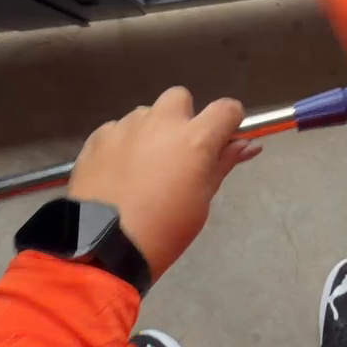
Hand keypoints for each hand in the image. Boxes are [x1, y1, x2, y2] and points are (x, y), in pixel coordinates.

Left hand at [65, 87, 261, 280]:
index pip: (226, 108)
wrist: (101, 249)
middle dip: (182, 118)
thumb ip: (223, 164)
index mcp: (195, 137)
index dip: (228, 122)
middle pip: (180, 98)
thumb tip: (248, 144)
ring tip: (140, 168)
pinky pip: (117, 130)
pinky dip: (121, 145)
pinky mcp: (98, 137)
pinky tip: (116, 173)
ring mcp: (127, 126)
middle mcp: (162, 121)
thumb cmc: (164, 230)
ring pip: (146, 115)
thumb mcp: (202, 201)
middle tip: (176, 152)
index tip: (221, 141)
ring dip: (150, 132)